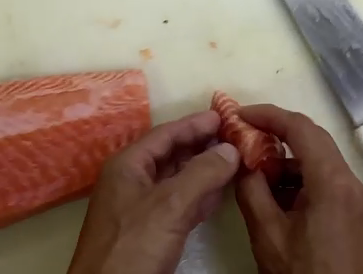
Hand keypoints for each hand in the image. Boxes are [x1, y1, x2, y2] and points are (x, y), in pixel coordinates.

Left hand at [67, 109, 241, 273]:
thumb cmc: (133, 246)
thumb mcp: (170, 206)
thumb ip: (202, 174)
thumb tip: (231, 149)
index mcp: (128, 165)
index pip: (166, 134)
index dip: (194, 124)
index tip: (223, 116)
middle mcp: (132, 181)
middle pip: (171, 154)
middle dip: (201, 145)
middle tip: (233, 137)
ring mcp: (139, 209)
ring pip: (176, 180)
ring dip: (203, 171)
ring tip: (232, 161)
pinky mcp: (148, 234)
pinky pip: (177, 205)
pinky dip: (198, 197)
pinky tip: (219, 194)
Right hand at [233, 105, 362, 273]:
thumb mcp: (268, 236)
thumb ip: (252, 190)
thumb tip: (242, 160)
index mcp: (333, 182)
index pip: (300, 128)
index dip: (268, 115)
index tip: (239, 114)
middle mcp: (353, 183)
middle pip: (314, 140)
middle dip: (277, 133)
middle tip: (245, 135)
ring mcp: (359, 201)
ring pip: (321, 161)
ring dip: (289, 160)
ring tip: (256, 171)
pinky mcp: (358, 216)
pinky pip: (328, 182)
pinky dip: (302, 180)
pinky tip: (277, 197)